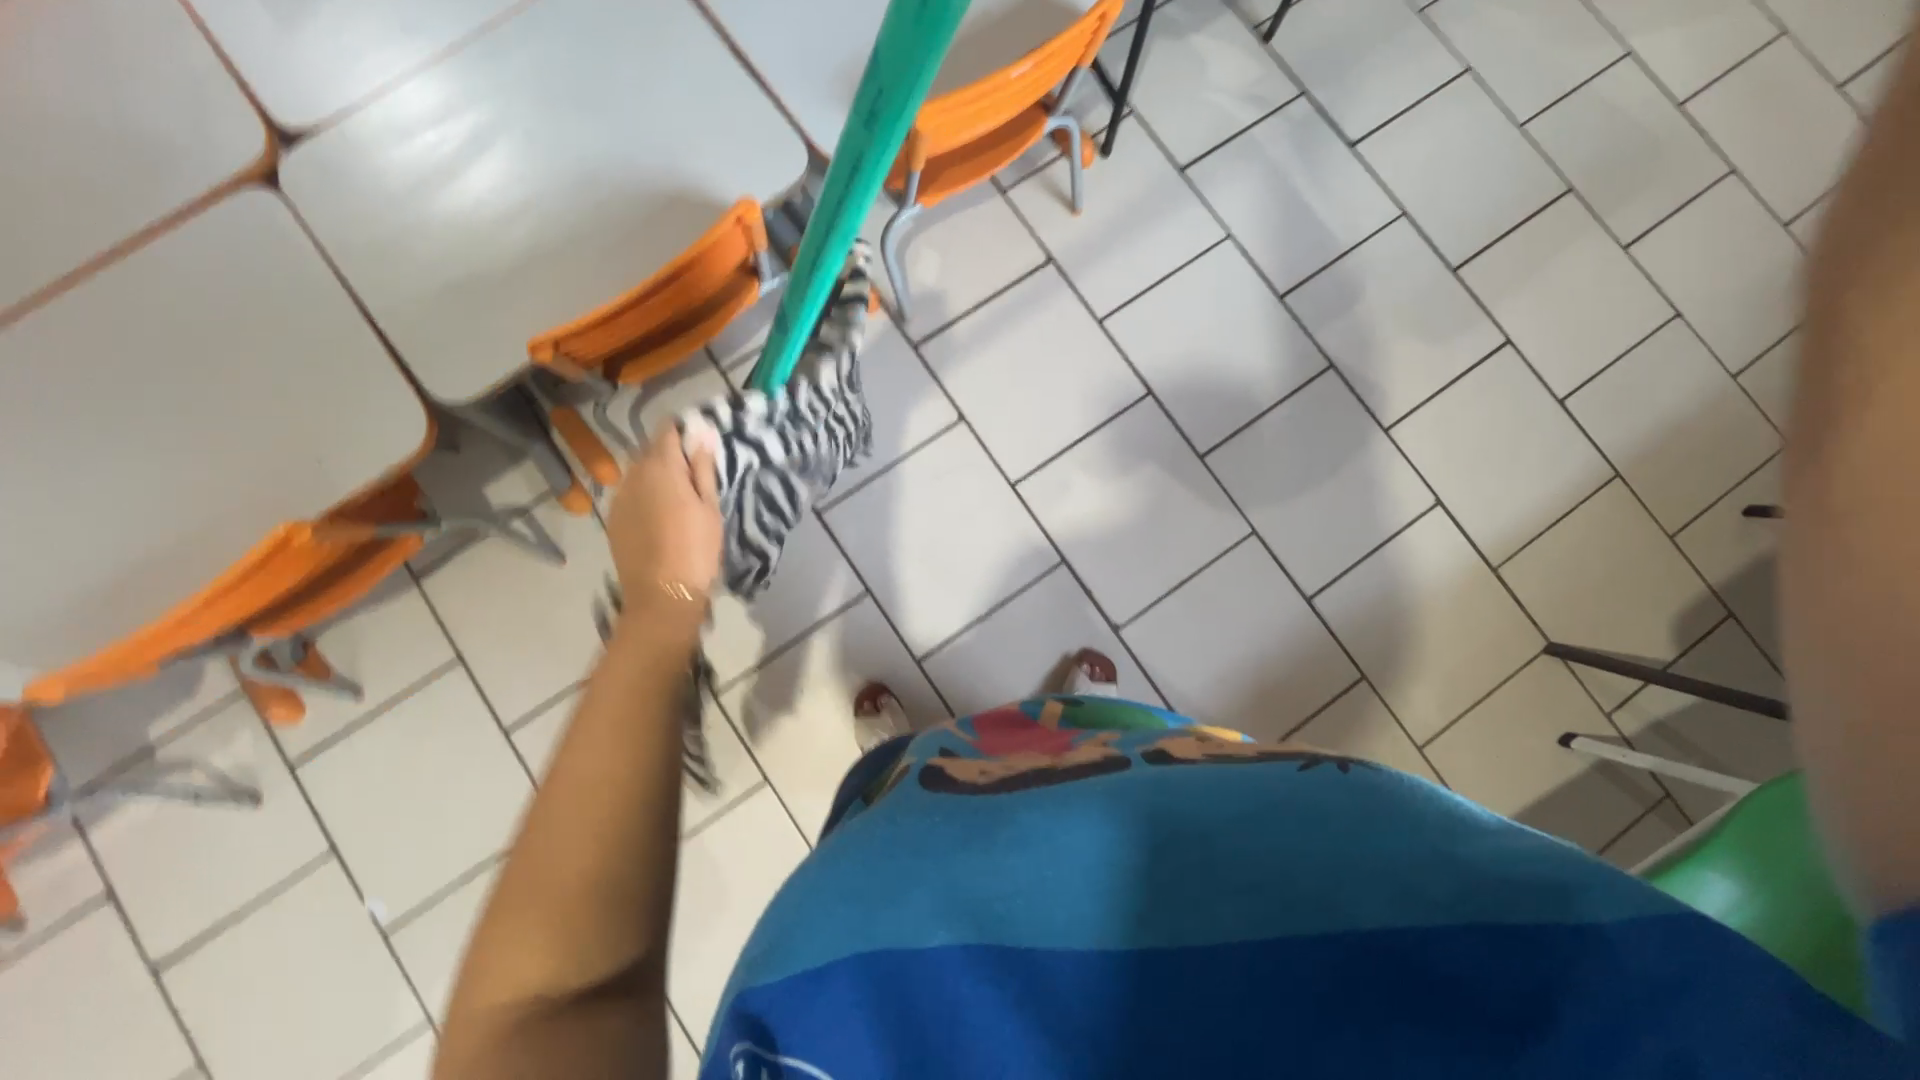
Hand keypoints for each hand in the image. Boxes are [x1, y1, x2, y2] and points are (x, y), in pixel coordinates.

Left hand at [605, 426, 721, 614]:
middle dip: (670, 454)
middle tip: (694, 475)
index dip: (683, 431)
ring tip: (677, 497)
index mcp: (661, 467)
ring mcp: (618, 498)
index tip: (699, 442)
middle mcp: (633, 475)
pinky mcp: (613, 519)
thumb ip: (702, 468)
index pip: (667, 431)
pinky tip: (659, 517)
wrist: (662, 596)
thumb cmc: (696, 549)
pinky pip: (630, 495)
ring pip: (638, 474)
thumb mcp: (709, 507)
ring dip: (656, 476)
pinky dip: (644, 495)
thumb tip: (701, 434)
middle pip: (650, 451)